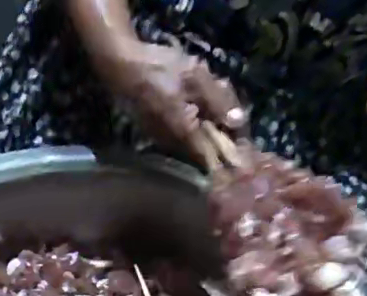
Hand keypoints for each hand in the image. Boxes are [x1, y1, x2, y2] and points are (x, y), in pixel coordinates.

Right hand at [93, 40, 245, 169]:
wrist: (126, 71)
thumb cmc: (162, 71)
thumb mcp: (197, 78)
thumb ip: (219, 101)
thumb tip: (238, 122)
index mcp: (184, 133)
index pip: (211, 153)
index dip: (227, 147)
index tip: (240, 139)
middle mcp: (172, 144)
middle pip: (204, 144)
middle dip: (218, 126)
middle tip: (224, 97)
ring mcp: (163, 140)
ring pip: (194, 136)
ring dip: (206, 119)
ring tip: (207, 92)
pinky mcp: (157, 133)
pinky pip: (183, 130)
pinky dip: (193, 117)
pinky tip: (192, 97)